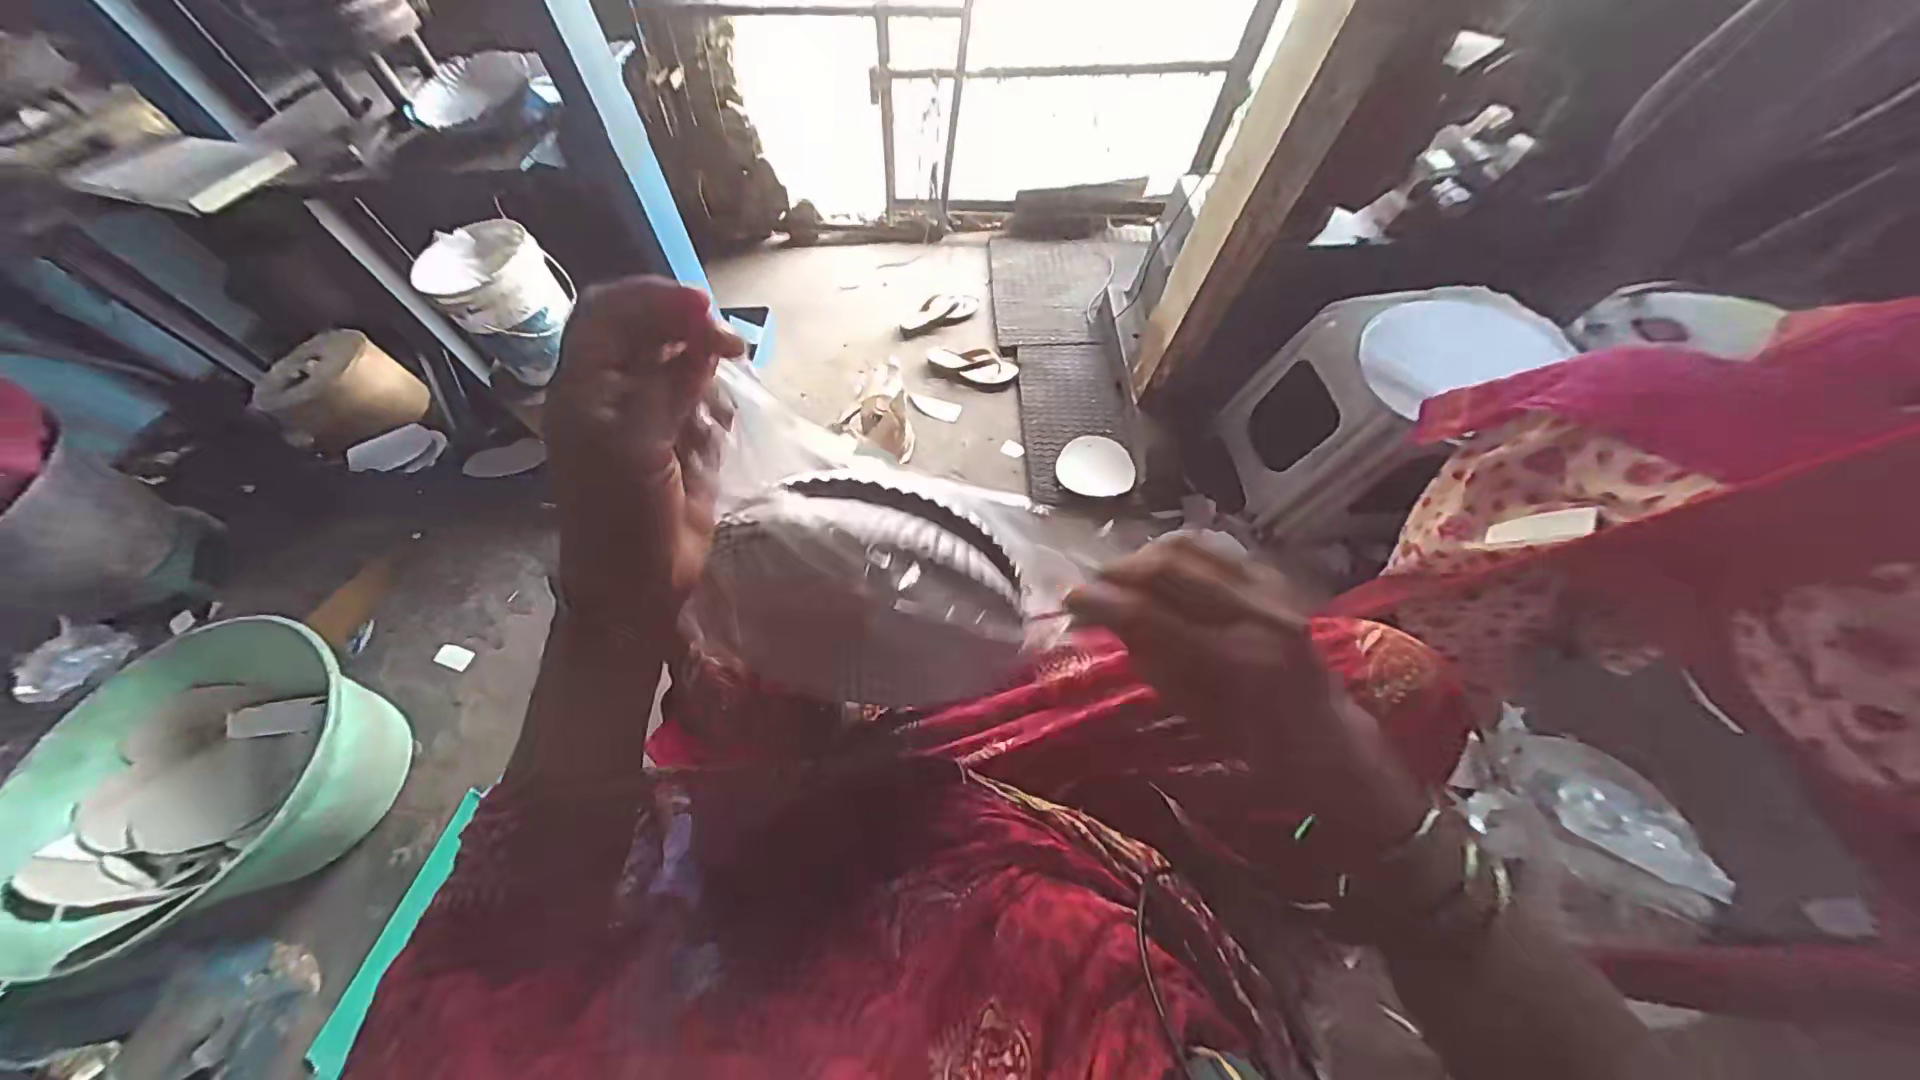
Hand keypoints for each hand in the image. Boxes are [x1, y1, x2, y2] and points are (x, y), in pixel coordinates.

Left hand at [545, 277, 744, 633]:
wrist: (639, 584)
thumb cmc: (623, 517)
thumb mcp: (637, 444)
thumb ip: (668, 386)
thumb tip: (703, 341)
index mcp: (586, 386)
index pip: (612, 314)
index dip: (656, 300)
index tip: (705, 306)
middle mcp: (616, 393)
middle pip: (650, 333)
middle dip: (690, 332)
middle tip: (730, 344)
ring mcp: (651, 419)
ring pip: (682, 367)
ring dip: (707, 373)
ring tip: (722, 399)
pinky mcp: (682, 444)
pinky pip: (703, 405)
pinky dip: (717, 407)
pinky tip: (720, 427)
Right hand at [1066, 536, 1428, 849]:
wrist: (1333, 742)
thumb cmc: (1259, 748)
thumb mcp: (1194, 713)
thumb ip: (1150, 658)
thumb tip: (1104, 616)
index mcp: (1236, 662)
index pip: (1149, 612)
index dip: (1101, 600)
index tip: (1069, 599)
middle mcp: (1257, 614)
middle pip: (1168, 565)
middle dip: (1117, 570)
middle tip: (1091, 585)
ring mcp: (1274, 592)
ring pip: (1193, 547)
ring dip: (1145, 555)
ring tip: (1122, 575)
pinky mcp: (1279, 582)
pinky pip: (1218, 549)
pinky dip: (1179, 553)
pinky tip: (1160, 570)